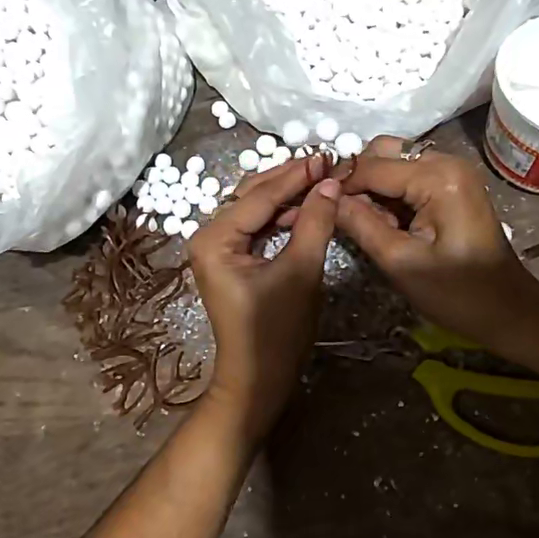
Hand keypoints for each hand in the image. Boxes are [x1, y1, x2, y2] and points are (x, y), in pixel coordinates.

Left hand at [188, 153, 340, 444]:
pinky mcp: (228, 260)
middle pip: (252, 195)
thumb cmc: (276, 331)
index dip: (296, 175)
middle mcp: (207, 236)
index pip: (260, 195)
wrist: (256, 380)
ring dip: (287, 197)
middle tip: (328, 165)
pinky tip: (305, 210)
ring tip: (323, 183)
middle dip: (290, 180)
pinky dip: (280, 217)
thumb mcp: (300, 272)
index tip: (328, 156)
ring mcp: (215, 248)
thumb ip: (314, 223)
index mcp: (214, 238)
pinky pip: (255, 228)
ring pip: (254, 209)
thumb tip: (331, 184)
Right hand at [333, 136, 538, 347]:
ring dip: (372, 186)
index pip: (372, 167)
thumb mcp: (400, 262)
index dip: (341, 186)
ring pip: (393, 161)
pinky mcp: (452, 183)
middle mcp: (446, 162)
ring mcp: (452, 170)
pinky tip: (384, 220)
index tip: (318, 208)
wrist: (507, 310)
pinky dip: (389, 191)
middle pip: (383, 151)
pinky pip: (408, 175)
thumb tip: (327, 198)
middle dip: (357, 179)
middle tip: (342, 215)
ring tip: (364, 221)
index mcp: (438, 178)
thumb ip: (360, 224)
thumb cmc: (456, 293)